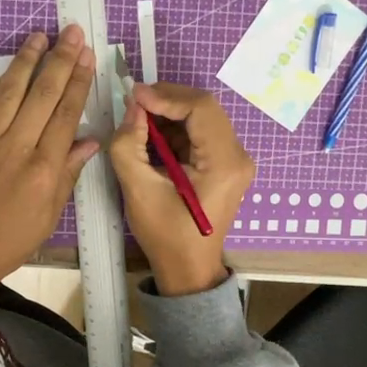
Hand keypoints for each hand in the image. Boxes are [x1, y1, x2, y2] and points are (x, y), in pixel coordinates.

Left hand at [0, 26, 98, 283]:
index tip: (87, 56)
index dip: (78, 82)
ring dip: (27, 60)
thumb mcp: (48, 215)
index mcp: (43, 170)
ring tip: (41, 36)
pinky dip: (2, 82)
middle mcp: (16, 148)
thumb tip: (88, 140)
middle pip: (42, 94)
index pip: (65, 114)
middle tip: (72, 32)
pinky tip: (14, 67)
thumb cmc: (10, 239)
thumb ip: (67, 173)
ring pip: (10, 90)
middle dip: (59, 60)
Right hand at [109, 83, 254, 295]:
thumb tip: (132, 109)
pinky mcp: (225, 164)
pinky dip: (175, 128)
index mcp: (224, 163)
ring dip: (169, 113)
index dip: (165, 96)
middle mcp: (238, 156)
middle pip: (204, 108)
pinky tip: (152, 136)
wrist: (189, 269)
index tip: (134, 96)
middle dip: (167, 100)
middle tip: (134, 103)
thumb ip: (129, 145)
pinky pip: (200, 133)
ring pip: (202, 117)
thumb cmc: (165, 235)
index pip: (200, 108)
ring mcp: (234, 160)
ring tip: (138, 120)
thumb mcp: (138, 190)